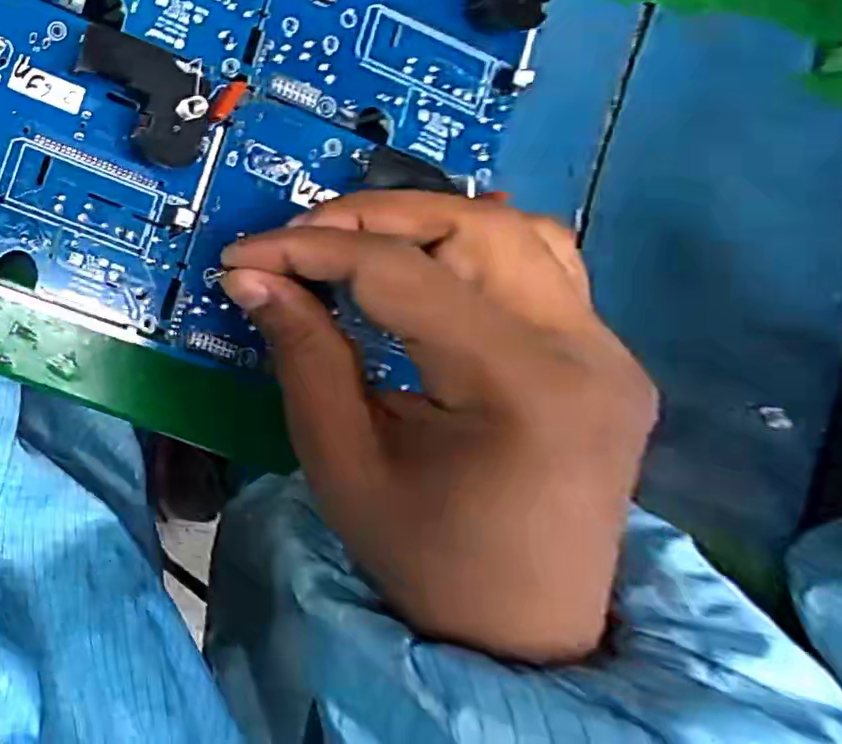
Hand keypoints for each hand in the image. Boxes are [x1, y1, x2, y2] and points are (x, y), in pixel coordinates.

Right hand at [218, 190, 656, 662]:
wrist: (518, 623)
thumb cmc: (417, 547)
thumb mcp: (337, 451)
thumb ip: (300, 348)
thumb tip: (248, 275)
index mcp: (518, 386)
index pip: (398, 271)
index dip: (305, 249)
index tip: (239, 256)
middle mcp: (583, 350)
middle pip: (469, 226)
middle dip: (362, 217)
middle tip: (290, 242)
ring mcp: (603, 347)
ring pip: (511, 227)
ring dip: (416, 219)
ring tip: (343, 244)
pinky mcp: (596, 351)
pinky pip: (538, 259)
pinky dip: (467, 237)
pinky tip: (418, 249)